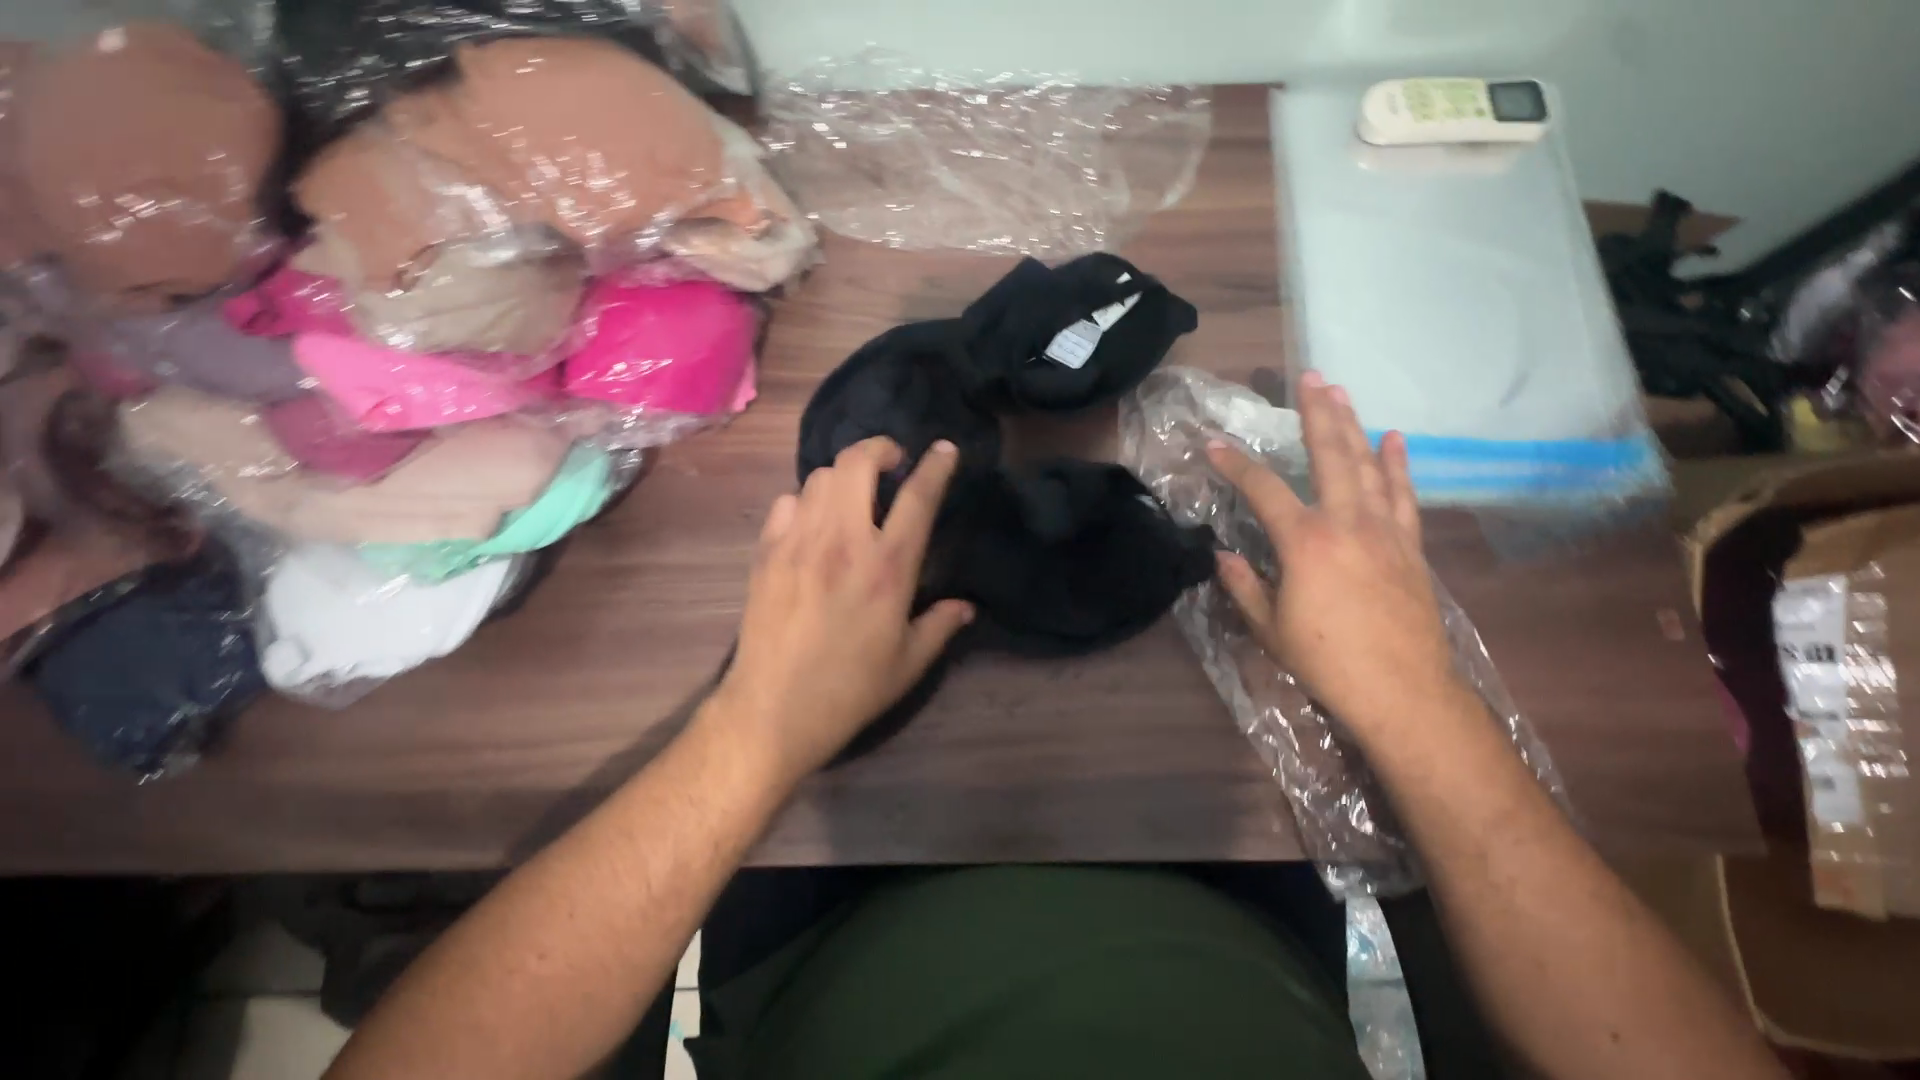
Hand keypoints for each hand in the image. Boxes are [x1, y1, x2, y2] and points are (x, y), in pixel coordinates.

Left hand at [707, 437, 973, 783]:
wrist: (774, 709)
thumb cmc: (850, 689)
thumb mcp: (909, 663)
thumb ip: (940, 626)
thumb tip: (966, 607)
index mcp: (888, 568)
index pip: (918, 497)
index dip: (935, 466)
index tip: (945, 449)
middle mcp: (844, 542)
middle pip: (857, 463)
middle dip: (878, 449)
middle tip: (890, 465)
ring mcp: (799, 543)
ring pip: (820, 478)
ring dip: (843, 477)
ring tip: (852, 498)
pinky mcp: (766, 553)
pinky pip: (786, 503)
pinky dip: (804, 503)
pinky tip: (812, 525)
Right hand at [1206, 372, 1462, 734]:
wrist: (1403, 690)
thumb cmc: (1327, 662)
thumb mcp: (1270, 628)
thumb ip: (1244, 586)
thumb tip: (1226, 556)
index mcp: (1305, 541)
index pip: (1263, 489)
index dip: (1235, 464)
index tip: (1213, 445)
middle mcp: (1346, 522)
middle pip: (1329, 455)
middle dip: (1316, 413)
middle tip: (1309, 377)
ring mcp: (1384, 530)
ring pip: (1367, 465)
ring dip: (1353, 426)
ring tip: (1342, 393)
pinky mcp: (1409, 545)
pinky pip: (1402, 495)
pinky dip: (1397, 465)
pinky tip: (1394, 440)